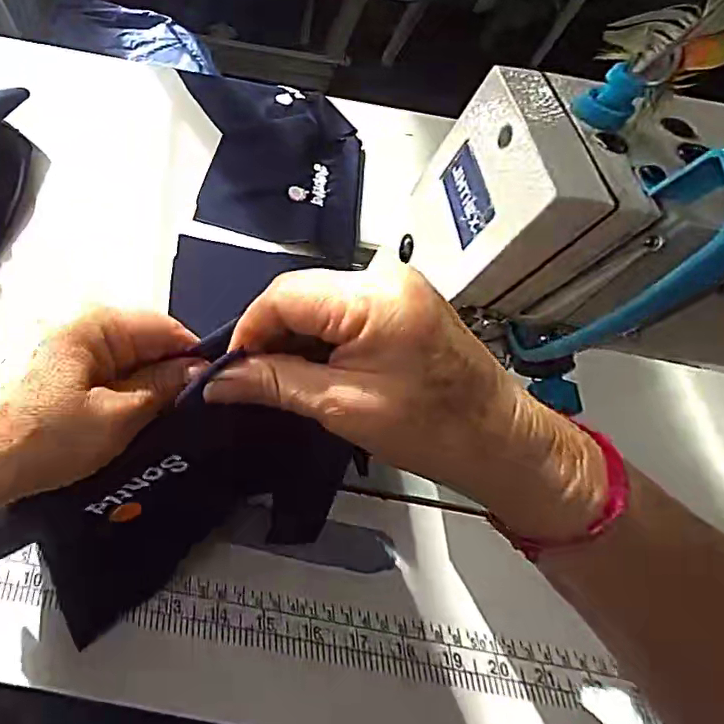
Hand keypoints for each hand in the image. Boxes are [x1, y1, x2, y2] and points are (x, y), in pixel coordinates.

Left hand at [0, 309, 204, 547]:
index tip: (209, 390)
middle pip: (136, 342)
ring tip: (137, 429)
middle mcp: (67, 322)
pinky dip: (104, 395)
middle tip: (173, 419)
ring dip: (131, 391)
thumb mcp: (115, 418)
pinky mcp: (38, 367)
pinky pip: (87, 374)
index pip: (161, 326)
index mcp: (88, 322)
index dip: (191, 359)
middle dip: (159, 378)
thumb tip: (193, 372)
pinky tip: (104, 427)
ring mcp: (49, 344)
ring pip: (112, 361)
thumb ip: (161, 390)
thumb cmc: (37, 439)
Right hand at [201, 264, 605, 540]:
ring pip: (310, 299)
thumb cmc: (439, 431)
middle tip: (252, 375)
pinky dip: (314, 335)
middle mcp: (386, 279)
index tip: (232, 366)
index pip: (281, 296)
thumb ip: (271, 383)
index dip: (248, 331)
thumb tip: (218, 380)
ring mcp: (394, 286)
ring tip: (285, 375)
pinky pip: (334, 306)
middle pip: (293, 293)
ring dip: (289, 336)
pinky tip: (312, 365)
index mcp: (375, 300)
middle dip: (267, 334)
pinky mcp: (397, 300)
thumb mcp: (339, 407)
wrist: (505, 444)